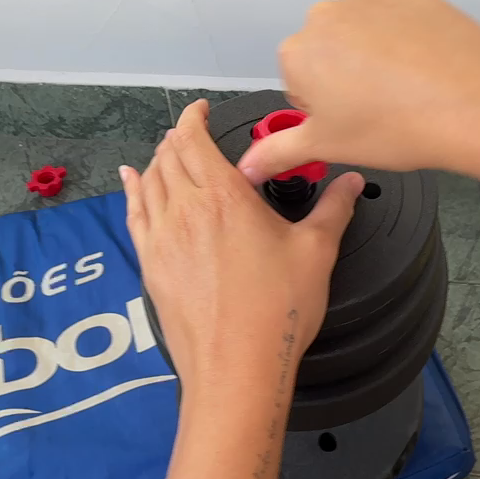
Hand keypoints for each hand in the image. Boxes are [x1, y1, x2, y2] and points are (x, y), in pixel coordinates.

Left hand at [120, 100, 363, 395]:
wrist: (235, 368)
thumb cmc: (277, 310)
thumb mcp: (316, 252)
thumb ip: (333, 208)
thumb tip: (350, 179)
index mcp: (225, 196)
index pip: (195, 139)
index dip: (195, 117)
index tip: (202, 110)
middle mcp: (186, 209)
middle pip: (169, 156)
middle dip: (178, 136)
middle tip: (191, 131)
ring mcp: (162, 237)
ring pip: (150, 181)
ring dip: (158, 159)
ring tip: (167, 152)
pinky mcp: (150, 264)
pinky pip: (134, 214)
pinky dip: (132, 190)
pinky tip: (130, 180)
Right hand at [238, 0, 479, 182]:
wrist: (472, 101)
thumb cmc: (398, 125)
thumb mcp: (327, 147)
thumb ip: (278, 153)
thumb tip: (247, 167)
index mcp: (297, 53)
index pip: (298, 82)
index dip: (325, 106)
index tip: (351, 119)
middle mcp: (325, 15)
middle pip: (326, 50)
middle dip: (343, 74)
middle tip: (380, 105)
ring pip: (360, 29)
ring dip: (373, 51)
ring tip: (406, 85)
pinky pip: (394, 11)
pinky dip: (404, 31)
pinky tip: (423, 60)